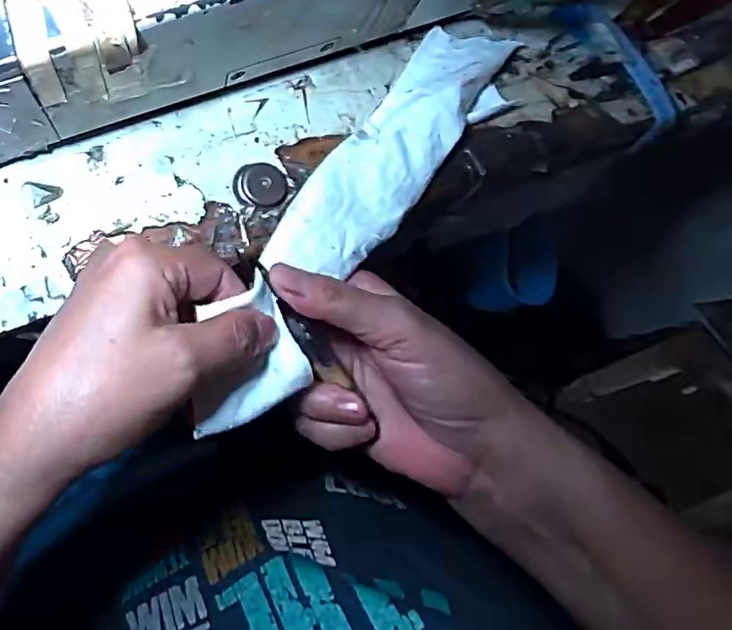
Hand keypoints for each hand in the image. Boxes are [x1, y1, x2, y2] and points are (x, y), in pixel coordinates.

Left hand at [0, 238, 274, 494]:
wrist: (34, 435)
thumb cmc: (111, 391)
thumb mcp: (185, 363)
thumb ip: (235, 337)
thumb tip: (267, 324)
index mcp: (145, 256)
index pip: (217, 269)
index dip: (238, 310)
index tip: (244, 353)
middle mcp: (122, 255)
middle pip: (193, 281)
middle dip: (212, 324)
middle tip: (214, 370)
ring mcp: (102, 279)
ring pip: (171, 299)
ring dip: (189, 336)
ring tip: (184, 381)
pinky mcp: (92, 306)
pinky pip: (144, 310)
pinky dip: (162, 338)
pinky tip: (157, 377)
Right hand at [272, 264, 526, 497]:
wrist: (481, 457)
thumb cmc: (447, 377)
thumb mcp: (397, 327)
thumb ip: (337, 301)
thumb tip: (276, 273)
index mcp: (350, 300)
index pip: (296, 286)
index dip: (272, 296)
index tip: (251, 310)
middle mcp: (334, 334)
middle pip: (282, 338)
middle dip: (294, 363)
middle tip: (315, 374)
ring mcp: (332, 377)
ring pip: (289, 384)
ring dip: (322, 403)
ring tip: (361, 410)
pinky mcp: (333, 419)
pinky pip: (303, 420)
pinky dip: (332, 430)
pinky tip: (364, 430)